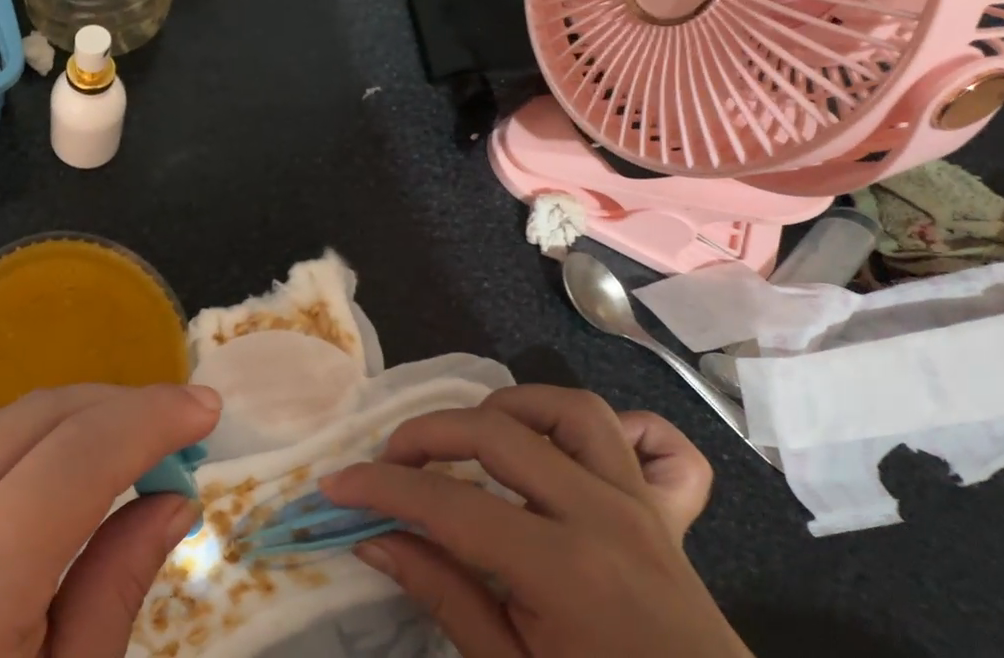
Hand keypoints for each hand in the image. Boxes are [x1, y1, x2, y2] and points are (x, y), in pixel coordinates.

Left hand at [0, 383, 220, 657]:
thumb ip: (113, 588)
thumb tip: (171, 500)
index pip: (76, 455)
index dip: (150, 420)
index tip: (207, 408)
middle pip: (38, 416)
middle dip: (119, 407)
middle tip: (183, 427)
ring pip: (5, 420)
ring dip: (78, 419)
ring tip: (136, 447)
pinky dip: (33, 442)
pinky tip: (69, 468)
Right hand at [321, 385, 746, 657]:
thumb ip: (444, 595)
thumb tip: (372, 538)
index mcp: (566, 569)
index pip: (448, 503)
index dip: (380, 488)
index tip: (334, 486)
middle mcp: (607, 517)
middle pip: (497, 432)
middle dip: (425, 434)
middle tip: (388, 464)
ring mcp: (644, 509)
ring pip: (573, 411)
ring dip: (509, 408)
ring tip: (471, 440)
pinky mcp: (669, 517)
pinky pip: (656, 446)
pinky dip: (609, 432)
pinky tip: (564, 452)